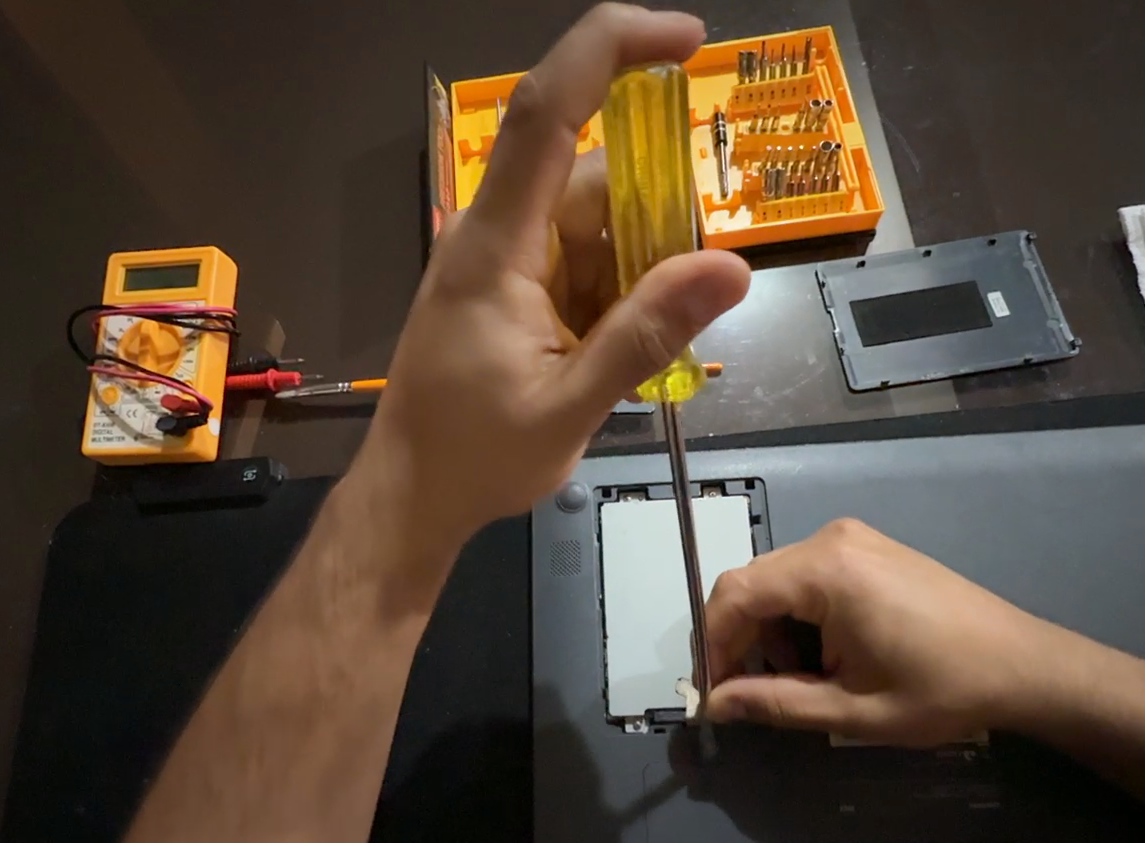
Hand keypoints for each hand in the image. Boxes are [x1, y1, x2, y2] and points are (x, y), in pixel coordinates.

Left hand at [352, 5, 750, 548]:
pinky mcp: (507, 296)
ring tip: (631, 351)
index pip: (549, 110)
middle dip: (653, 222)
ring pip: (592, 229)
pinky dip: (612, 297)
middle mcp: (496, 238)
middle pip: (591, 181)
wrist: (413, 494)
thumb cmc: (474, 458)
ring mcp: (501, 267)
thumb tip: (731, 269)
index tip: (689, 41)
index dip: (614, 50)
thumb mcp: (569, 407)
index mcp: (497, 247)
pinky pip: (577, 268)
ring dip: (635, 274)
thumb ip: (646, 338)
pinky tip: (611, 352)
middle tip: (680, 304)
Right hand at [703, 519, 1083, 745]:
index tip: (713, 693)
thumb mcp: (852, 710)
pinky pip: (804, 577)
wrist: (1026, 666)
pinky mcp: (865, 549)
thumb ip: (774, 703)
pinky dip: (796, 617)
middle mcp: (829, 540)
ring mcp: (850, 539)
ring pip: (774, 583)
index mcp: (826, 571)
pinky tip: (826, 654)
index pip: (734, 595)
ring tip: (802, 679)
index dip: (711, 644)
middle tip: (750, 694)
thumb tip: (714, 706)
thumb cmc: (942, 690)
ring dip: (770, 632)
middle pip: (750, 584)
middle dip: (739, 641)